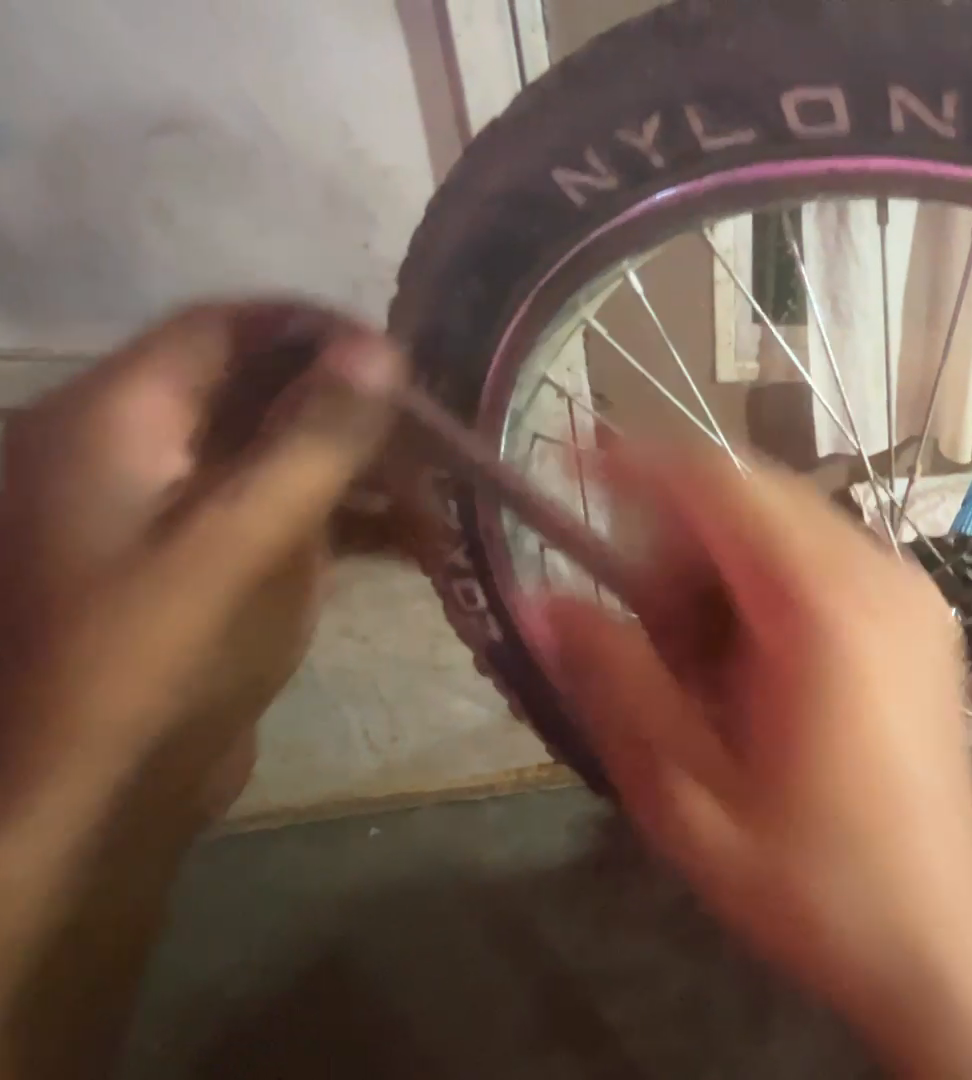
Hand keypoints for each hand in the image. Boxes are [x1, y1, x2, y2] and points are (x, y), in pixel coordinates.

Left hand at [0, 302, 405, 1077]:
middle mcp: (133, 449)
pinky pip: (286, 508)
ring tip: (447, 492)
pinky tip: (420, 541)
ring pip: (281, 451)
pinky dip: (352, 515)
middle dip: (356, 406)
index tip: (409, 360)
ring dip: (366, 465)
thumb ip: (317, 437)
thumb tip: (381, 347)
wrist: (105, 786)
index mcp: (113, 422)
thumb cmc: (164, 652)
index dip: (316, 331)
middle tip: (443, 434)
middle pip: (258, 388)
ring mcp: (169, 507)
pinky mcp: (206, 558)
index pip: (222, 329)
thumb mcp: (252, 535)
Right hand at [531, 448, 971, 1078]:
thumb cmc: (813, 878)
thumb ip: (615, 682)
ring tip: (700, 661)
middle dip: (682, 535)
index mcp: (825, 607)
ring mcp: (915, 594)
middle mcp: (883, 576)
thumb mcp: (688, 796)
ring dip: (729, 564)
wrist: (939, 927)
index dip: (641, 463)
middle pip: (761, 499)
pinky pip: (836, 564)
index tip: (574, 466)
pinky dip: (779, 585)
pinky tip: (760, 664)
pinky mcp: (925, 622)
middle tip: (641, 622)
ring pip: (798, 529)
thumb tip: (543, 599)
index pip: (724, 484)